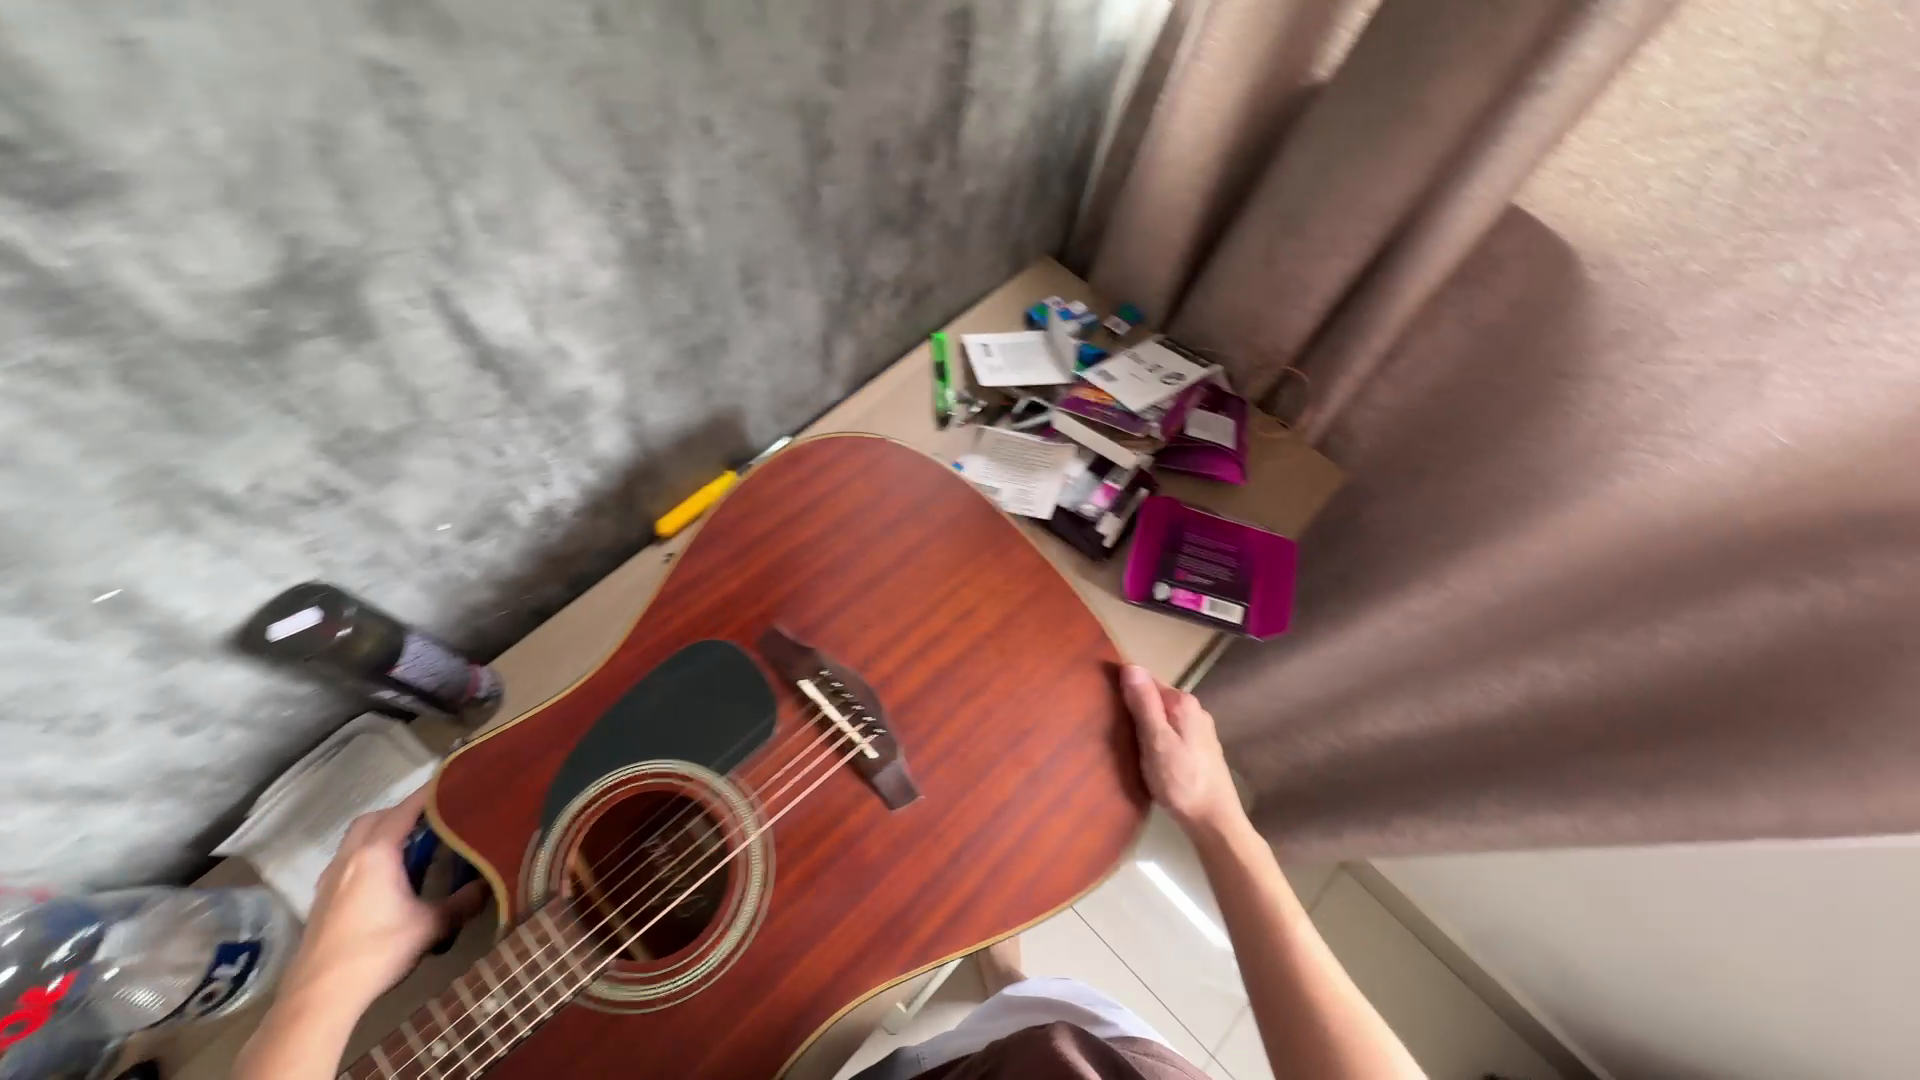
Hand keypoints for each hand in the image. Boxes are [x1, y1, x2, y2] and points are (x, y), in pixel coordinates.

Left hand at [281, 787, 486, 1013]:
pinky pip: (348, 862)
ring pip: (356, 840)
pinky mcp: (322, 900)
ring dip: (382, 834)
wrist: (319, 997)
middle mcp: (349, 859)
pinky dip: (369, 857)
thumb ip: (465, 901)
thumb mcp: (432, 925)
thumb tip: (490, 884)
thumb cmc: (378, 951)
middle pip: (374, 819)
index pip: (405, 810)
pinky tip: (387, 879)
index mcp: (376, 854)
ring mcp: (331, 880)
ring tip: (414, 846)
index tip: (454, 781)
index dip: (430, 793)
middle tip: (435, 817)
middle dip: (403, 812)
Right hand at [1121, 665, 1244, 835]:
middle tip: (1110, 725)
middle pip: (1155, 697)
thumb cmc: (1181, 780)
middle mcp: (1194, 710)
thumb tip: (1130, 665)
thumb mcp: (1156, 741)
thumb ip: (1144, 703)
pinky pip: (1170, 730)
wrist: (1214, 820)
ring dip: (1144, 723)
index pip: (1146, 679)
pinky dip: (1156, 736)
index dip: (1124, 688)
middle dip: (1134, 706)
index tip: (1104, 702)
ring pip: (1163, 715)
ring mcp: (1199, 730)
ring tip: (1125, 741)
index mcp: (1182, 703)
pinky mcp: (1200, 748)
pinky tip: (1148, 753)